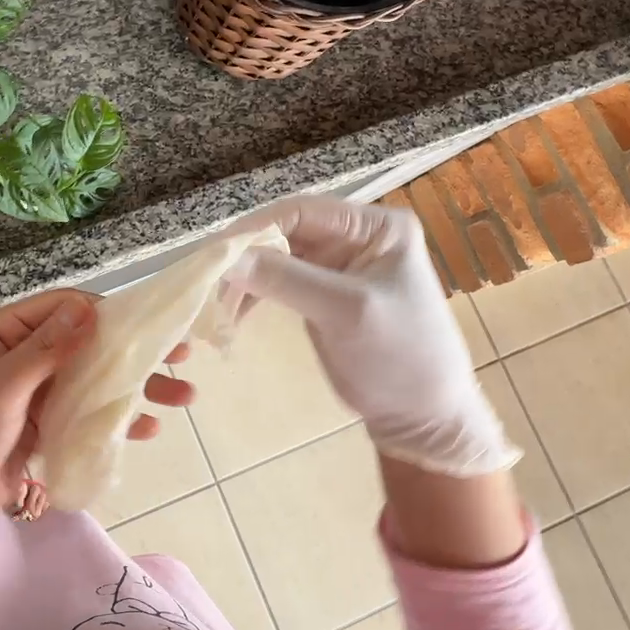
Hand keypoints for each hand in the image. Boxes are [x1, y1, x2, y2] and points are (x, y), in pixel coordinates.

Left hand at [0, 289, 194, 564]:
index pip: (62, 308)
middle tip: (180, 357)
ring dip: (132, 387)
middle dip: (131, 352)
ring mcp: (32, 392)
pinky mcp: (41, 425)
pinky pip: (83, 412)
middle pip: (84, 344)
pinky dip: (113, 417)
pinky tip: (146, 428)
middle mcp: (19, 355)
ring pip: (90, 379)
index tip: (152, 327)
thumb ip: (44, 350)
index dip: (107, 314)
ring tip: (181, 396)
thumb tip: (87, 309)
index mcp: (0, 334)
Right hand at [227, 196, 517, 476]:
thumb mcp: (345, 312)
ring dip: (245, 277)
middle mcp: (355, 237)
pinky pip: (277, 282)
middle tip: (208, 280)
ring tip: (217, 303)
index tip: (214, 255)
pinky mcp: (321, 293)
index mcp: (376, 227)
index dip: (254, 228)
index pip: (301, 211)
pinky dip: (253, 295)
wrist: (421, 417)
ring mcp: (337, 265)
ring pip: (275, 257)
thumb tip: (223, 258)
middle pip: (284, 232)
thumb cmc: (398, 358)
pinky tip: (233, 314)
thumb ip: (285, 279)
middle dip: (246, 255)